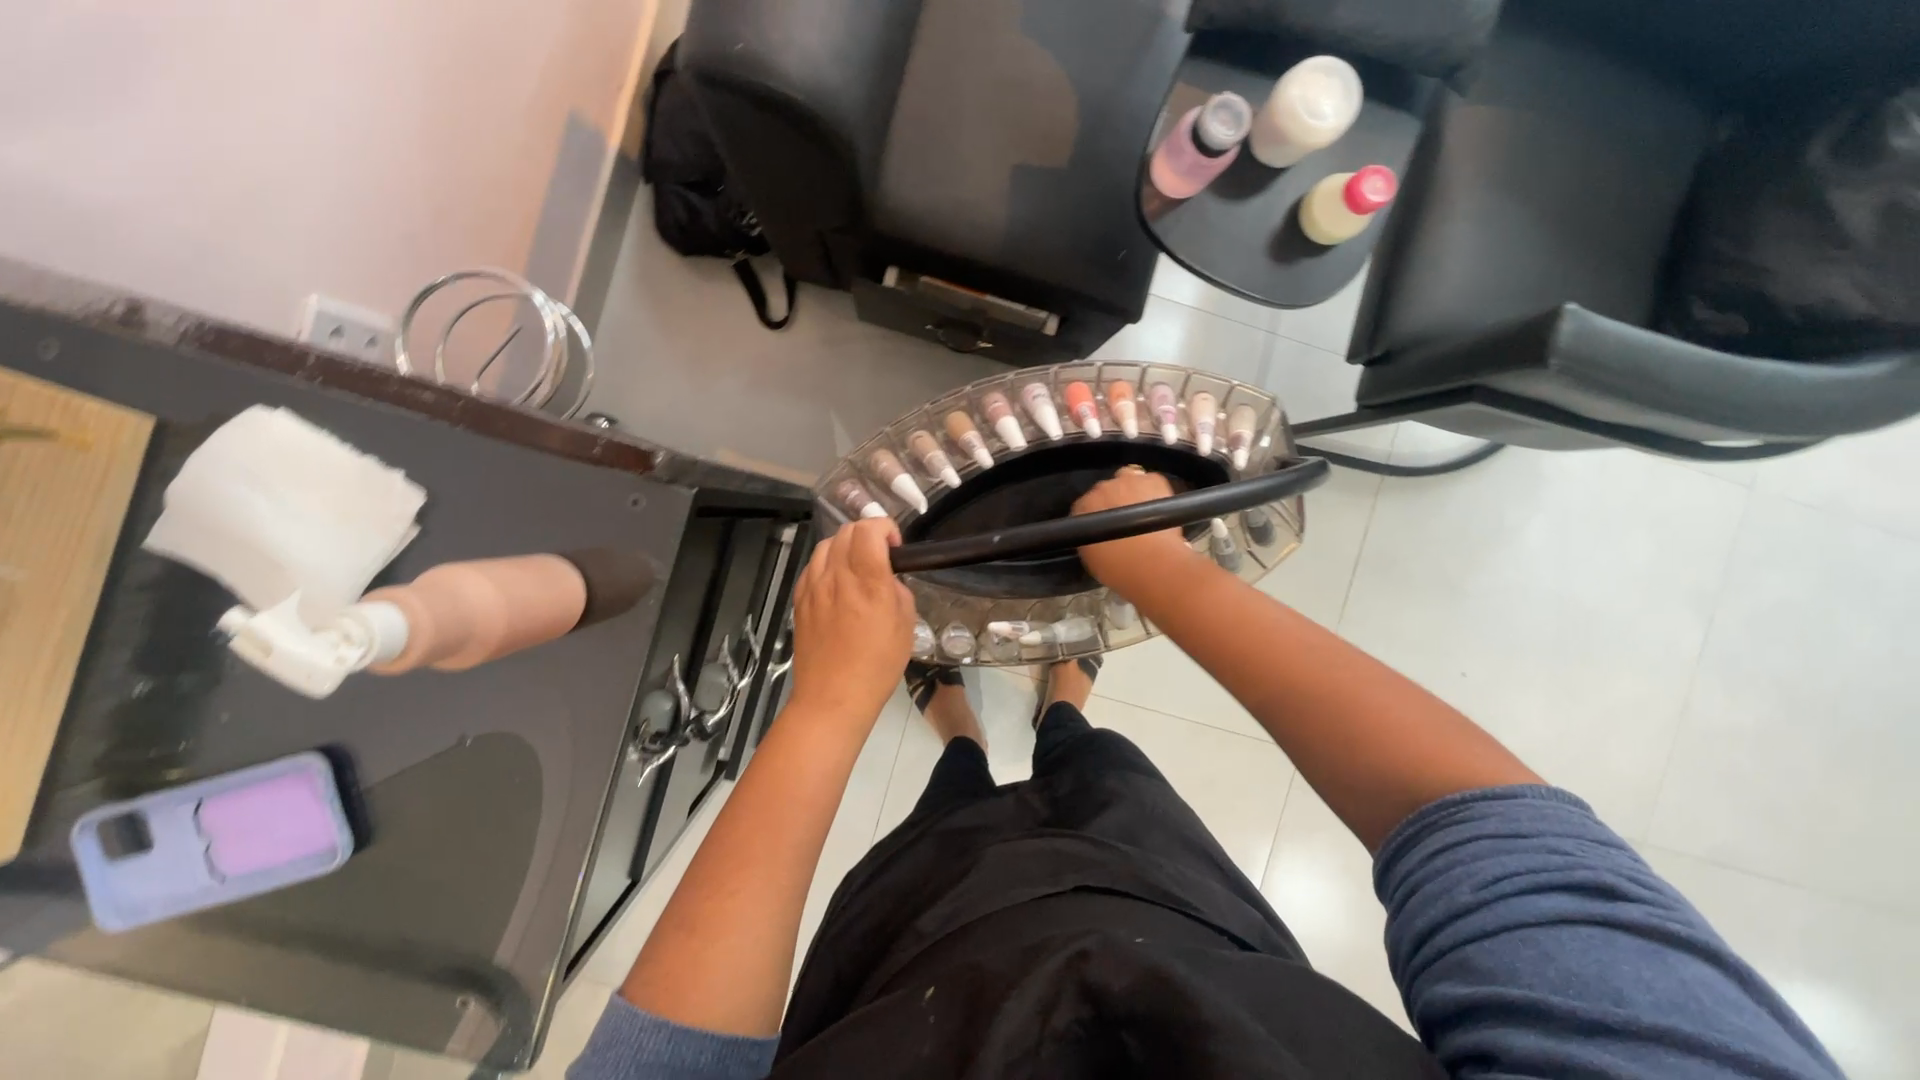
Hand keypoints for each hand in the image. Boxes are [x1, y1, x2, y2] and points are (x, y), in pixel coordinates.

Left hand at [787, 517, 916, 729]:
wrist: (833, 697)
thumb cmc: (877, 665)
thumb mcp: (905, 625)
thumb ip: (897, 591)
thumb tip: (887, 578)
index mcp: (867, 579)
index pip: (869, 529)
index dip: (885, 528)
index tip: (895, 546)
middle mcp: (837, 576)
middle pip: (846, 531)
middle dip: (867, 534)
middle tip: (880, 555)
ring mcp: (813, 587)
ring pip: (826, 546)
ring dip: (845, 547)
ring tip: (857, 569)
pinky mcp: (799, 601)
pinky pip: (812, 568)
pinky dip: (827, 565)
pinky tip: (837, 585)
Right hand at [1073, 467, 1196, 595]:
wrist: (1149, 561)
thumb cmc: (1116, 567)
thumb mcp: (1091, 557)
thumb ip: (1089, 538)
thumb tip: (1097, 535)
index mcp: (1081, 508)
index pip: (1084, 505)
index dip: (1096, 515)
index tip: (1105, 528)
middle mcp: (1100, 489)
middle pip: (1105, 490)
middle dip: (1113, 502)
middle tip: (1126, 523)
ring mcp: (1127, 481)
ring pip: (1127, 478)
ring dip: (1131, 489)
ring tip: (1143, 510)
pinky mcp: (1152, 480)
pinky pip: (1150, 480)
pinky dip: (1154, 490)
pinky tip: (1159, 506)